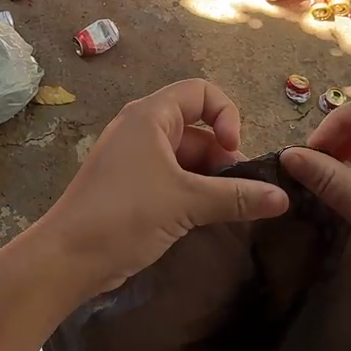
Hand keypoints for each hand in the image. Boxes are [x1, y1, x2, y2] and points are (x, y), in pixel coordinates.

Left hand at [35, 80, 288, 296]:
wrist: (67, 258)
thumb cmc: (124, 215)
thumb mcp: (186, 203)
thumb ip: (236, 197)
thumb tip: (283, 197)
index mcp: (150, 116)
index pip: (201, 92)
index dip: (226, 115)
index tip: (234, 151)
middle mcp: (142, 129)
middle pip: (197, 127)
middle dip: (222, 155)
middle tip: (240, 192)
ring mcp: (134, 159)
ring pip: (186, 157)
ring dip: (210, 178)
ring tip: (229, 210)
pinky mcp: (131, 186)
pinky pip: (172, 178)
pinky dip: (192, 192)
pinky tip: (206, 219)